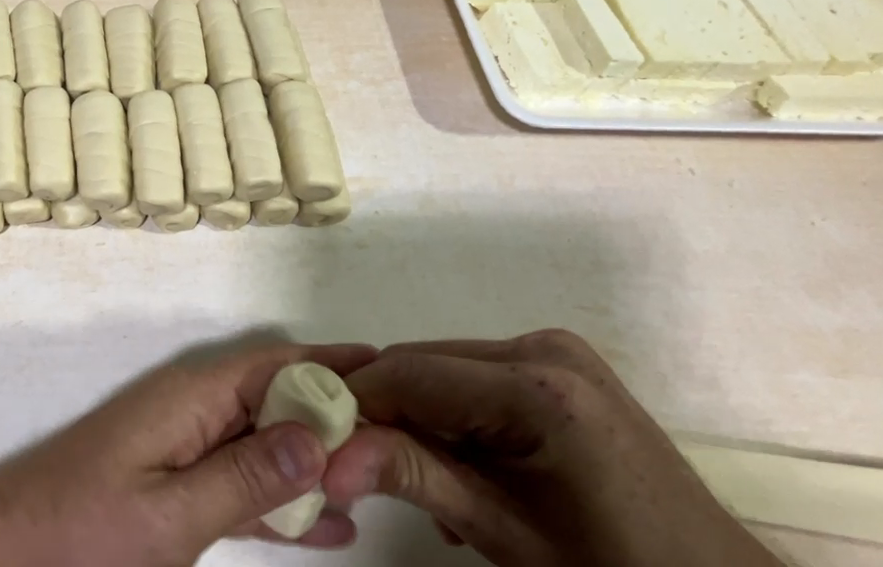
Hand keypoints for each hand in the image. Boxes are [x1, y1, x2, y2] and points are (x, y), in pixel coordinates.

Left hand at [0, 340, 378, 566]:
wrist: (9, 553)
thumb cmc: (84, 531)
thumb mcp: (172, 513)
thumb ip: (246, 476)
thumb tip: (318, 432)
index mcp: (187, 401)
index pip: (272, 367)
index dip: (332, 367)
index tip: (396, 372)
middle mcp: (187, 413)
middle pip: (274, 402)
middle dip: (336, 417)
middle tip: (408, 439)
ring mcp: (181, 450)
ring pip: (264, 444)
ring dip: (317, 461)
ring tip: (383, 478)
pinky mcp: (173, 486)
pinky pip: (243, 483)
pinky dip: (285, 500)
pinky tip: (332, 524)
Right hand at [321, 329, 782, 566]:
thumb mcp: (508, 535)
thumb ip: (414, 479)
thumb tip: (325, 461)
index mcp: (537, 386)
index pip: (408, 374)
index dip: (354, 405)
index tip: (316, 440)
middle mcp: (544, 348)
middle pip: (423, 365)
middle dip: (388, 414)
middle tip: (366, 470)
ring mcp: (558, 353)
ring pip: (445, 370)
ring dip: (420, 418)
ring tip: (426, 485)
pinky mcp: (565, 367)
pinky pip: (478, 378)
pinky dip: (455, 416)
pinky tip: (466, 469)